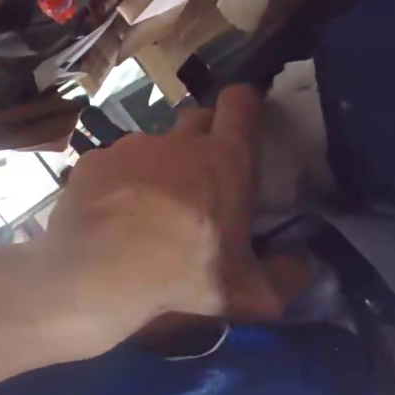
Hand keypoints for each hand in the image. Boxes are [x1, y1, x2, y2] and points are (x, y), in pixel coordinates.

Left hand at [45, 86, 290, 327]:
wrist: (98, 276)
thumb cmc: (180, 278)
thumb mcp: (246, 293)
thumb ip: (284, 278)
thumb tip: (301, 265)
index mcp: (224, 160)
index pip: (242, 102)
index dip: (245, 106)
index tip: (244, 125)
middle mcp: (178, 142)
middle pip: (197, 119)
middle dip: (203, 138)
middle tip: (198, 179)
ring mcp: (131, 147)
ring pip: (152, 144)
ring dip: (156, 165)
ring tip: (146, 206)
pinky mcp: (94, 161)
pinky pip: (112, 163)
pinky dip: (115, 181)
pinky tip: (108, 213)